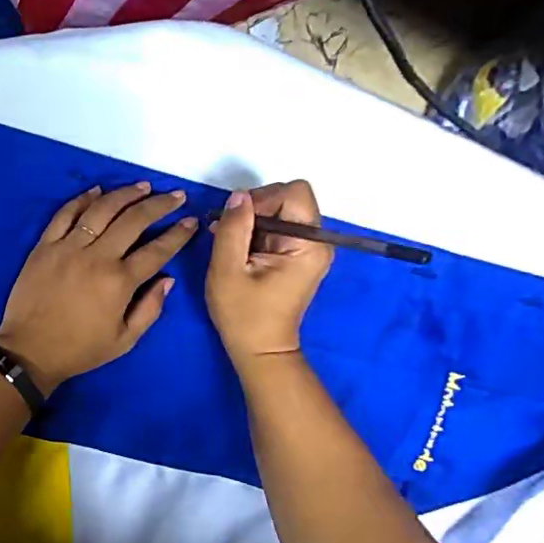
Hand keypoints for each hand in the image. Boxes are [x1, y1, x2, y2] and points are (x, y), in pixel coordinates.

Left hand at [0, 182, 198, 388]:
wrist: (29, 350)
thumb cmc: (80, 349)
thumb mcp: (124, 340)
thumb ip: (150, 308)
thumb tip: (168, 279)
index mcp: (119, 281)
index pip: (157, 250)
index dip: (178, 234)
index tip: (192, 221)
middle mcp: (96, 257)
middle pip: (133, 220)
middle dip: (159, 205)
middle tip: (175, 196)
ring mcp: (67, 248)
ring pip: (100, 210)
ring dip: (124, 194)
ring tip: (142, 186)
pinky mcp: (44, 246)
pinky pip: (64, 215)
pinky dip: (82, 199)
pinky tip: (96, 190)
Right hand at [206, 181, 332, 358]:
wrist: (260, 350)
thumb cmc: (243, 314)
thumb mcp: (227, 269)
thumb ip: (233, 228)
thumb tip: (238, 195)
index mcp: (308, 244)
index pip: (294, 192)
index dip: (263, 198)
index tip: (239, 222)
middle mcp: (316, 242)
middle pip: (289, 199)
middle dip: (255, 207)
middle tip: (229, 232)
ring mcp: (308, 249)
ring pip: (281, 211)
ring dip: (252, 220)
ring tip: (229, 242)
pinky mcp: (296, 257)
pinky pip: (277, 227)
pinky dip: (255, 231)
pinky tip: (237, 249)